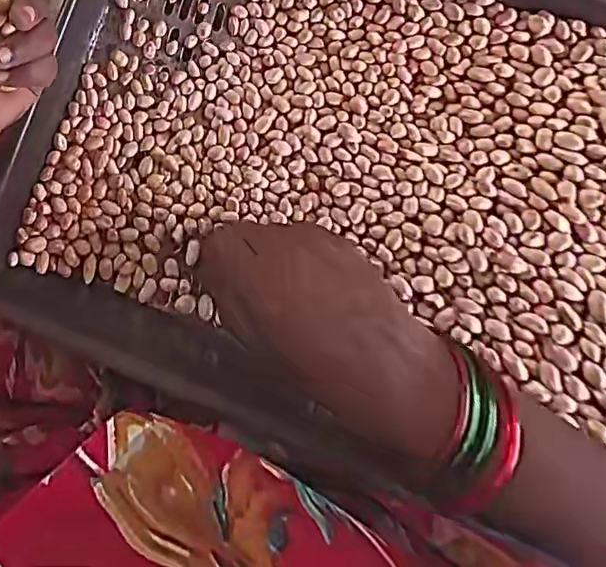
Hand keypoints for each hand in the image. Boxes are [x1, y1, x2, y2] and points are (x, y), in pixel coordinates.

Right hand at [198, 222, 458, 466]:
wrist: (393, 374)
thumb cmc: (320, 371)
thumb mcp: (255, 343)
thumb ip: (228, 298)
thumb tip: (211, 274)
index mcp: (254, 273)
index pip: (214, 239)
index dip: (212, 259)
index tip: (216, 276)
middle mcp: (282, 245)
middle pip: (241, 231)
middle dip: (240, 254)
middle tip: (250, 288)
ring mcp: (313, 239)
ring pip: (271, 232)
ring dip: (269, 254)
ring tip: (286, 291)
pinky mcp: (338, 241)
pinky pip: (301, 238)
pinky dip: (298, 255)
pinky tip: (312, 288)